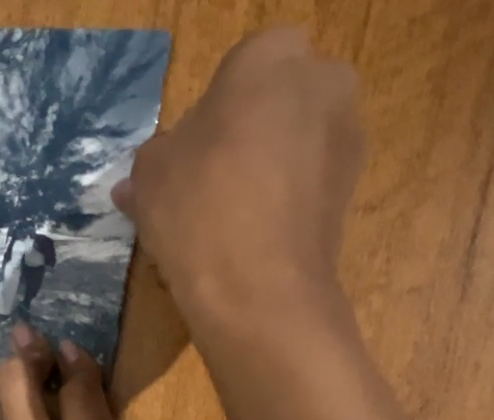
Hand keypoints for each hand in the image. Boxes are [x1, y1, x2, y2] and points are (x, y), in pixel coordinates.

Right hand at [113, 28, 363, 327]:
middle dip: (242, 137)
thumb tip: (141, 181)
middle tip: (202, 185)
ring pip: (291, 146)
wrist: (258, 288)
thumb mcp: (149, 175)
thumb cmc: (199, 208)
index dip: (208, 113)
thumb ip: (153, 162)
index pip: (236, 69)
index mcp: (271, 57)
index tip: (186, 154)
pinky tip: (246, 241)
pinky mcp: (351, 191)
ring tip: (222, 222)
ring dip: (262, 172)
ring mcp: (345, 138)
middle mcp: (322, 83)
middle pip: (272, 104)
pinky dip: (280, 204)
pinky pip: (304, 185)